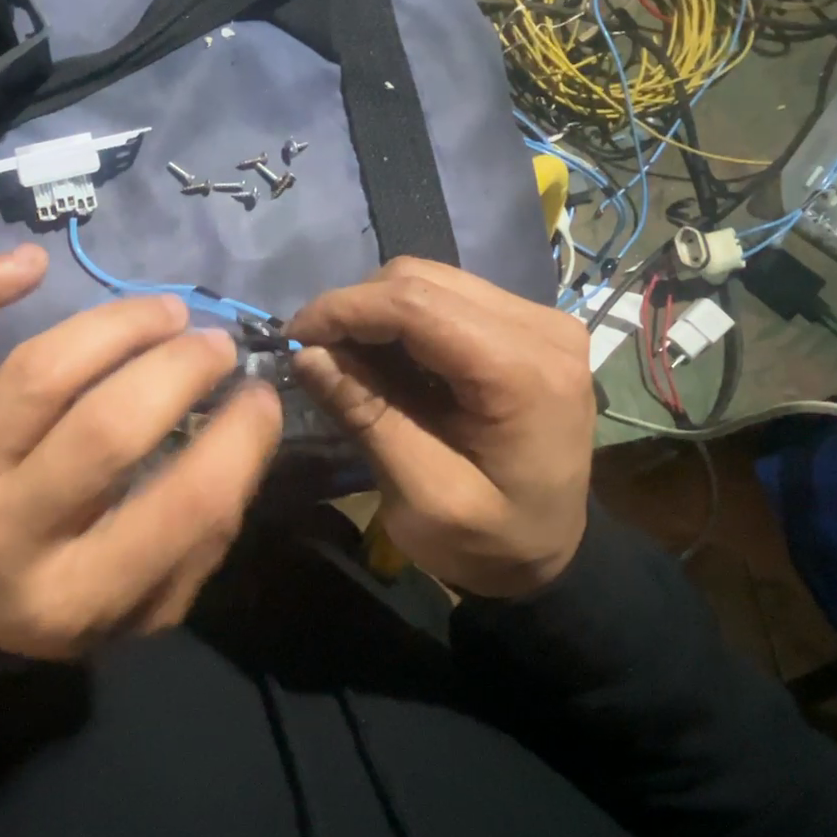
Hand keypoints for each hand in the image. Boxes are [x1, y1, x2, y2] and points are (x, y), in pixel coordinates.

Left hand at [0, 244, 283, 659]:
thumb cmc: (68, 601)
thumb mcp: (150, 602)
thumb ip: (204, 527)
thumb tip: (247, 412)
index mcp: (75, 594)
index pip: (179, 508)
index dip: (238, 442)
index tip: (260, 395)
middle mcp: (5, 530)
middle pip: (103, 429)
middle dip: (177, 372)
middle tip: (214, 345)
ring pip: (35, 375)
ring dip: (113, 327)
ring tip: (163, 312)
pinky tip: (32, 263)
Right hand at [287, 258, 594, 597]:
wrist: (546, 555)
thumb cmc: (487, 540)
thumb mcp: (422, 495)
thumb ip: (368, 418)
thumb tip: (306, 355)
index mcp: (525, 374)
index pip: (416, 304)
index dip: (342, 310)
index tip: (291, 340)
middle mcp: (541, 328)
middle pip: (419, 281)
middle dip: (352, 310)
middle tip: (311, 356)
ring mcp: (537, 320)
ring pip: (427, 280)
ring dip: (372, 313)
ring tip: (341, 358)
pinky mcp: (524, 324)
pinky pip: (443, 297)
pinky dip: (397, 320)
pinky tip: (379, 357)